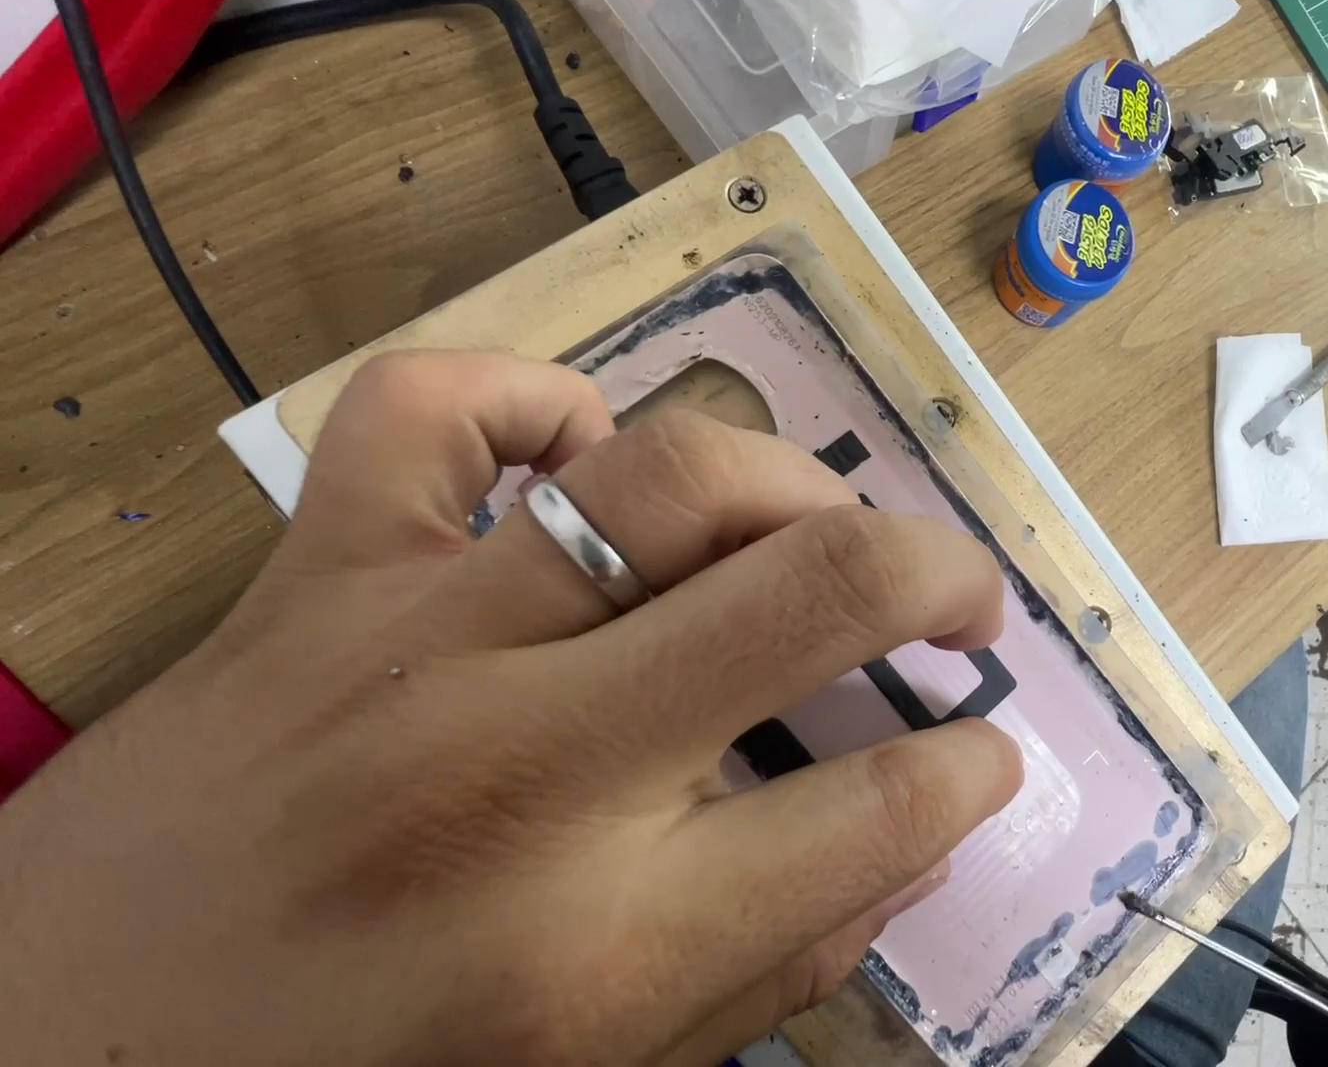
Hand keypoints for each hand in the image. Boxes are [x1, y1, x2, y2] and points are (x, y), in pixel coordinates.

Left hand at [0, 351, 1022, 1065]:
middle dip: (943, 574)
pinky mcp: (310, 574)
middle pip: (810, 592)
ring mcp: (403, 642)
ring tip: (822, 533)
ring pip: (669, 474)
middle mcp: (519, 769)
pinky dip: (542, 403)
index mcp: (597, 946)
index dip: (970, 773)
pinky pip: (438, 406)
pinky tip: (589, 461)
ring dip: (795, 487)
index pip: (876, 812)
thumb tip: (921, 836)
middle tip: (968, 603)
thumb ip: (788, 953)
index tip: (989, 754)